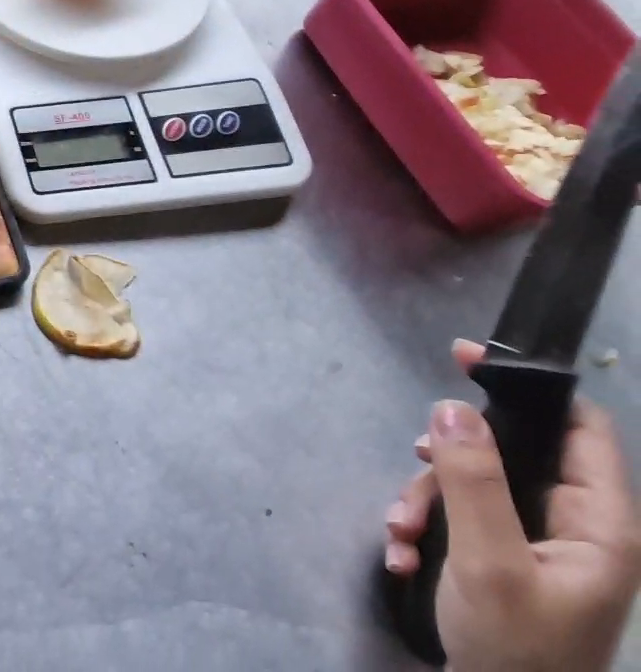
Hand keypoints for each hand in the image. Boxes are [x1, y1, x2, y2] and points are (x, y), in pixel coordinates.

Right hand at [385, 339, 640, 671]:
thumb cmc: (515, 643)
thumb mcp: (486, 560)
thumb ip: (472, 481)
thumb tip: (451, 407)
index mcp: (601, 525)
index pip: (583, 430)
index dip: (528, 387)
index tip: (463, 359)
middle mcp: (577, 527)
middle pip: (507, 455)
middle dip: (445, 467)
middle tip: (411, 478)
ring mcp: (541, 545)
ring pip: (472, 487)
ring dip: (424, 503)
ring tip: (398, 533)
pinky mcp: (507, 559)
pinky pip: (459, 519)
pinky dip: (423, 530)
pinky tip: (404, 555)